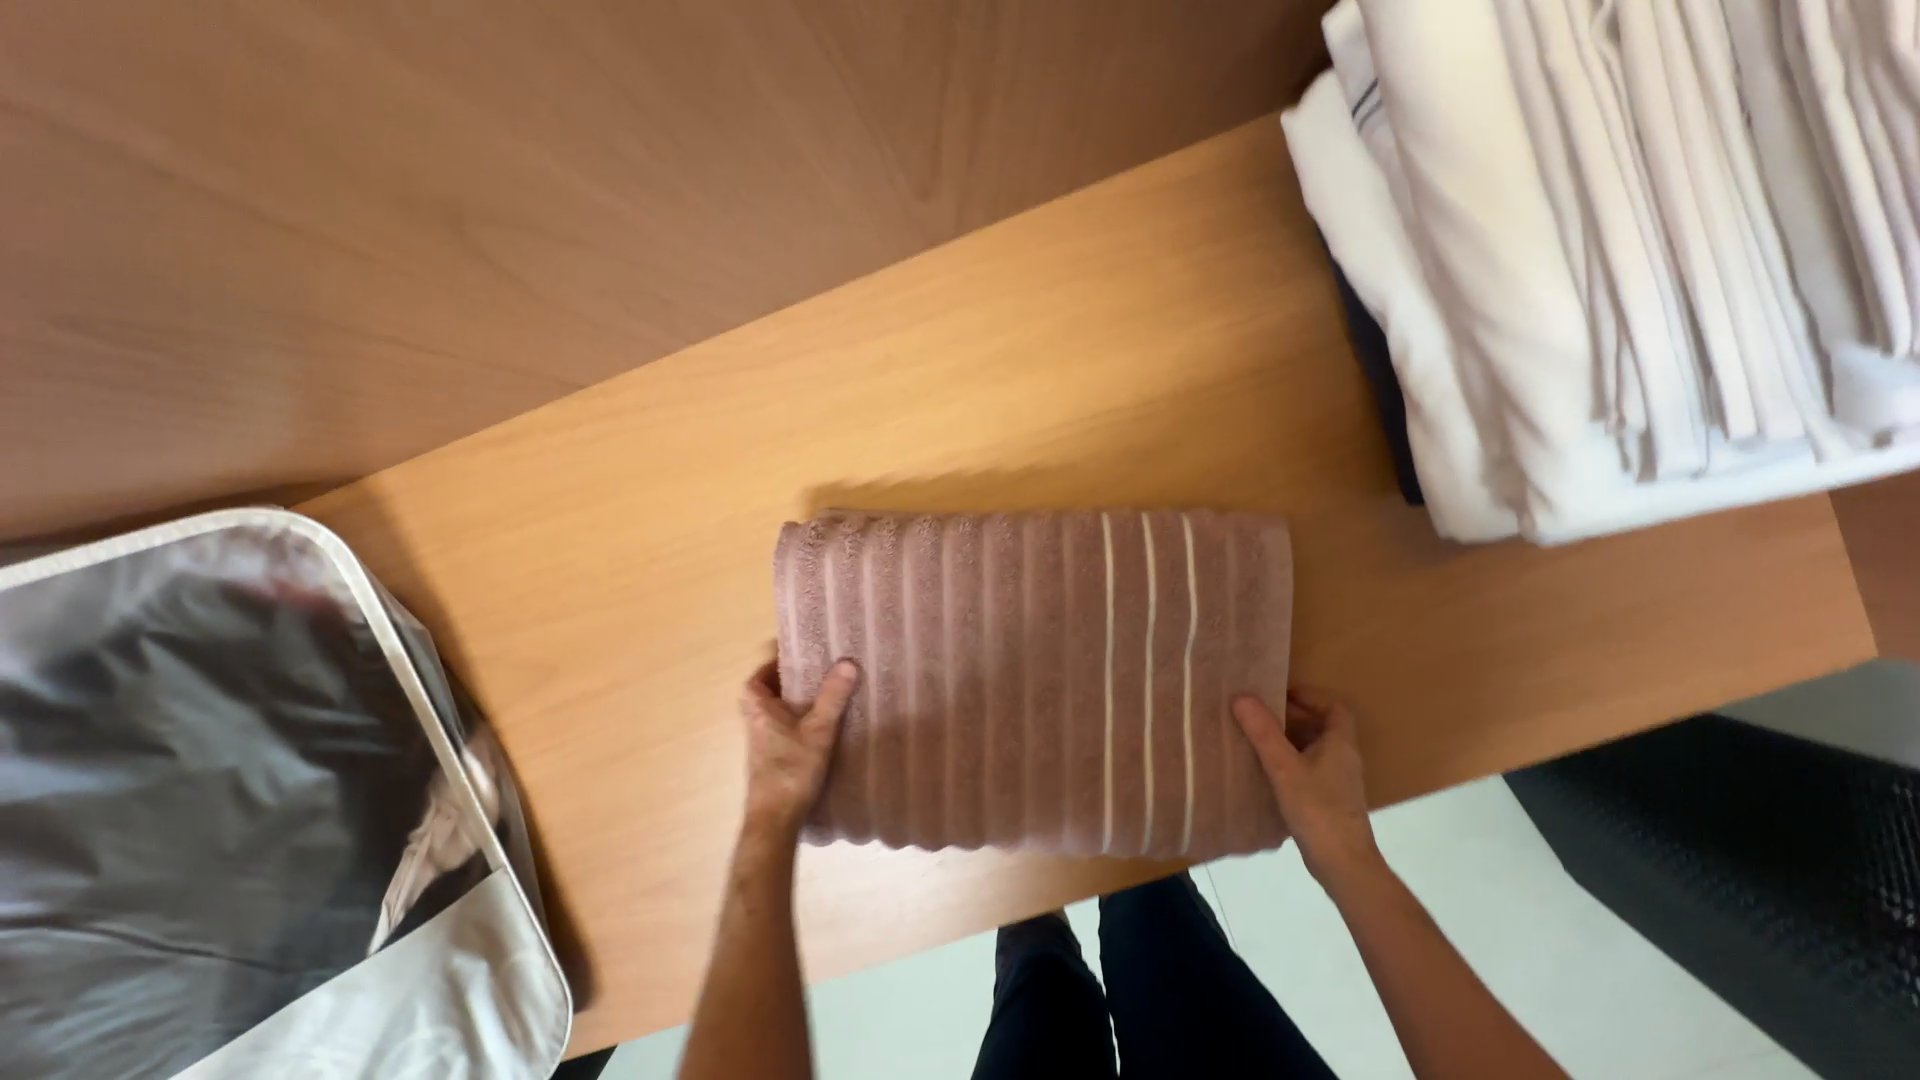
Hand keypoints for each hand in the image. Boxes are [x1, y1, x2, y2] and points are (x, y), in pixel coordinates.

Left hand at [739, 658, 859, 838]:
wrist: (775, 819)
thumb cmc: (791, 769)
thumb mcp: (818, 730)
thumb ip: (832, 697)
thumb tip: (847, 662)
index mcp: (758, 711)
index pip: (754, 680)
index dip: (769, 666)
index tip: (792, 658)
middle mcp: (755, 725)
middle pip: (764, 696)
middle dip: (785, 683)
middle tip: (812, 673)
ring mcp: (762, 746)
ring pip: (774, 715)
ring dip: (792, 704)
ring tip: (821, 695)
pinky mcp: (772, 762)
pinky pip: (782, 732)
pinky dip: (797, 724)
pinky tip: (820, 728)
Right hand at [1232, 687, 1383, 891]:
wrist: (1343, 864)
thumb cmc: (1318, 809)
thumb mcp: (1284, 767)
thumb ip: (1264, 732)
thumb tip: (1242, 697)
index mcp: (1341, 745)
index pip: (1335, 708)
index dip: (1310, 696)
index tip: (1279, 694)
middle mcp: (1344, 760)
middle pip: (1322, 727)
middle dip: (1292, 718)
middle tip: (1259, 714)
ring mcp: (1338, 783)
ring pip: (1313, 750)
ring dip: (1288, 741)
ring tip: (1256, 739)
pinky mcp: (1329, 802)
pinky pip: (1308, 771)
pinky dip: (1289, 764)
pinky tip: (1265, 773)